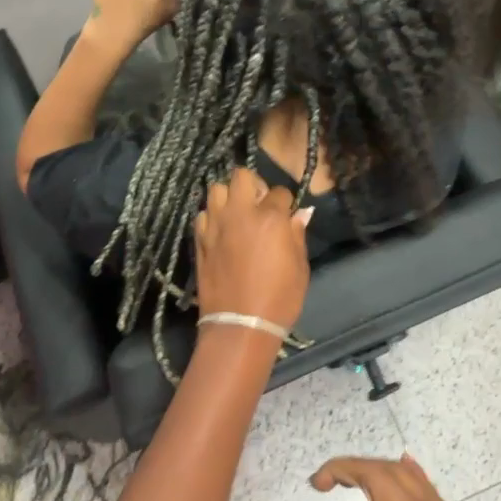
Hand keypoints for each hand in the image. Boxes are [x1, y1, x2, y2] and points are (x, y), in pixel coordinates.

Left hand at [192, 168, 311, 331]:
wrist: (240, 325)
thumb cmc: (279, 299)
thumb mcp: (300, 268)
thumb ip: (297, 235)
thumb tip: (300, 214)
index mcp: (270, 218)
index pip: (280, 191)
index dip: (285, 203)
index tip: (286, 216)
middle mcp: (241, 212)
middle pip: (241, 175)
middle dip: (253, 185)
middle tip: (258, 205)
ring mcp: (216, 224)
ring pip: (216, 188)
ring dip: (228, 197)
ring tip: (236, 214)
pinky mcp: (200, 238)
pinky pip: (203, 213)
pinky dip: (212, 217)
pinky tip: (221, 232)